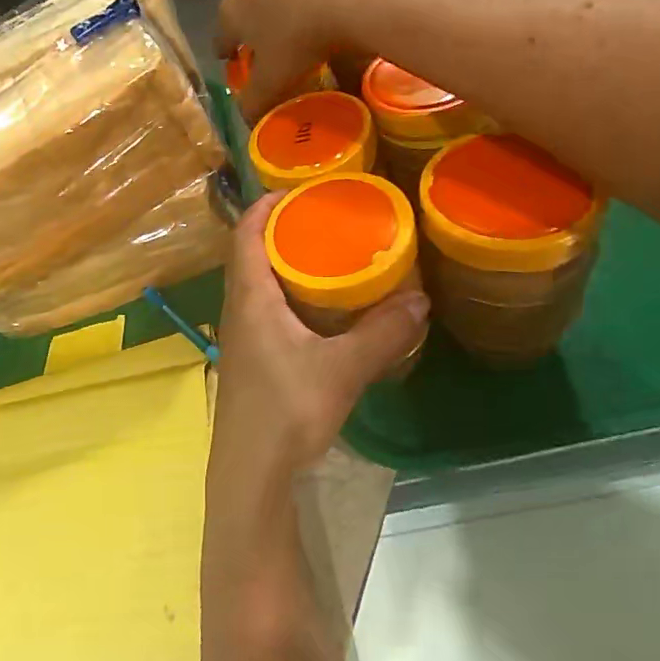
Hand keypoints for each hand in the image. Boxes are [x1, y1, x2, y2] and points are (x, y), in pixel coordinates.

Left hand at [213, 192, 429, 479]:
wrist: (251, 472)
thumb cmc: (286, 410)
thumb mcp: (342, 369)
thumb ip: (382, 334)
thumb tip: (421, 299)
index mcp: (250, 298)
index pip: (245, 234)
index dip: (265, 205)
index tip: (297, 188)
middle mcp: (238, 311)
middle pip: (251, 255)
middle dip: (282, 231)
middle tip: (325, 219)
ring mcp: (241, 338)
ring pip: (258, 286)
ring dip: (285, 266)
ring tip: (327, 257)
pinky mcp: (250, 362)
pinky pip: (266, 312)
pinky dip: (289, 297)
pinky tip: (321, 313)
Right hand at [218, 0, 406, 121]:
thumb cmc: (296, 41)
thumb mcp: (272, 83)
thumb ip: (255, 103)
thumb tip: (247, 118)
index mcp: (232, 12)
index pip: (220, 39)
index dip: (227, 58)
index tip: (236, 70)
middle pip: (250, 19)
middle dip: (260, 41)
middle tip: (272, 64)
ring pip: (283, 6)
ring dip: (291, 26)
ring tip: (308, 51)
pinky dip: (320, 15)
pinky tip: (338, 33)